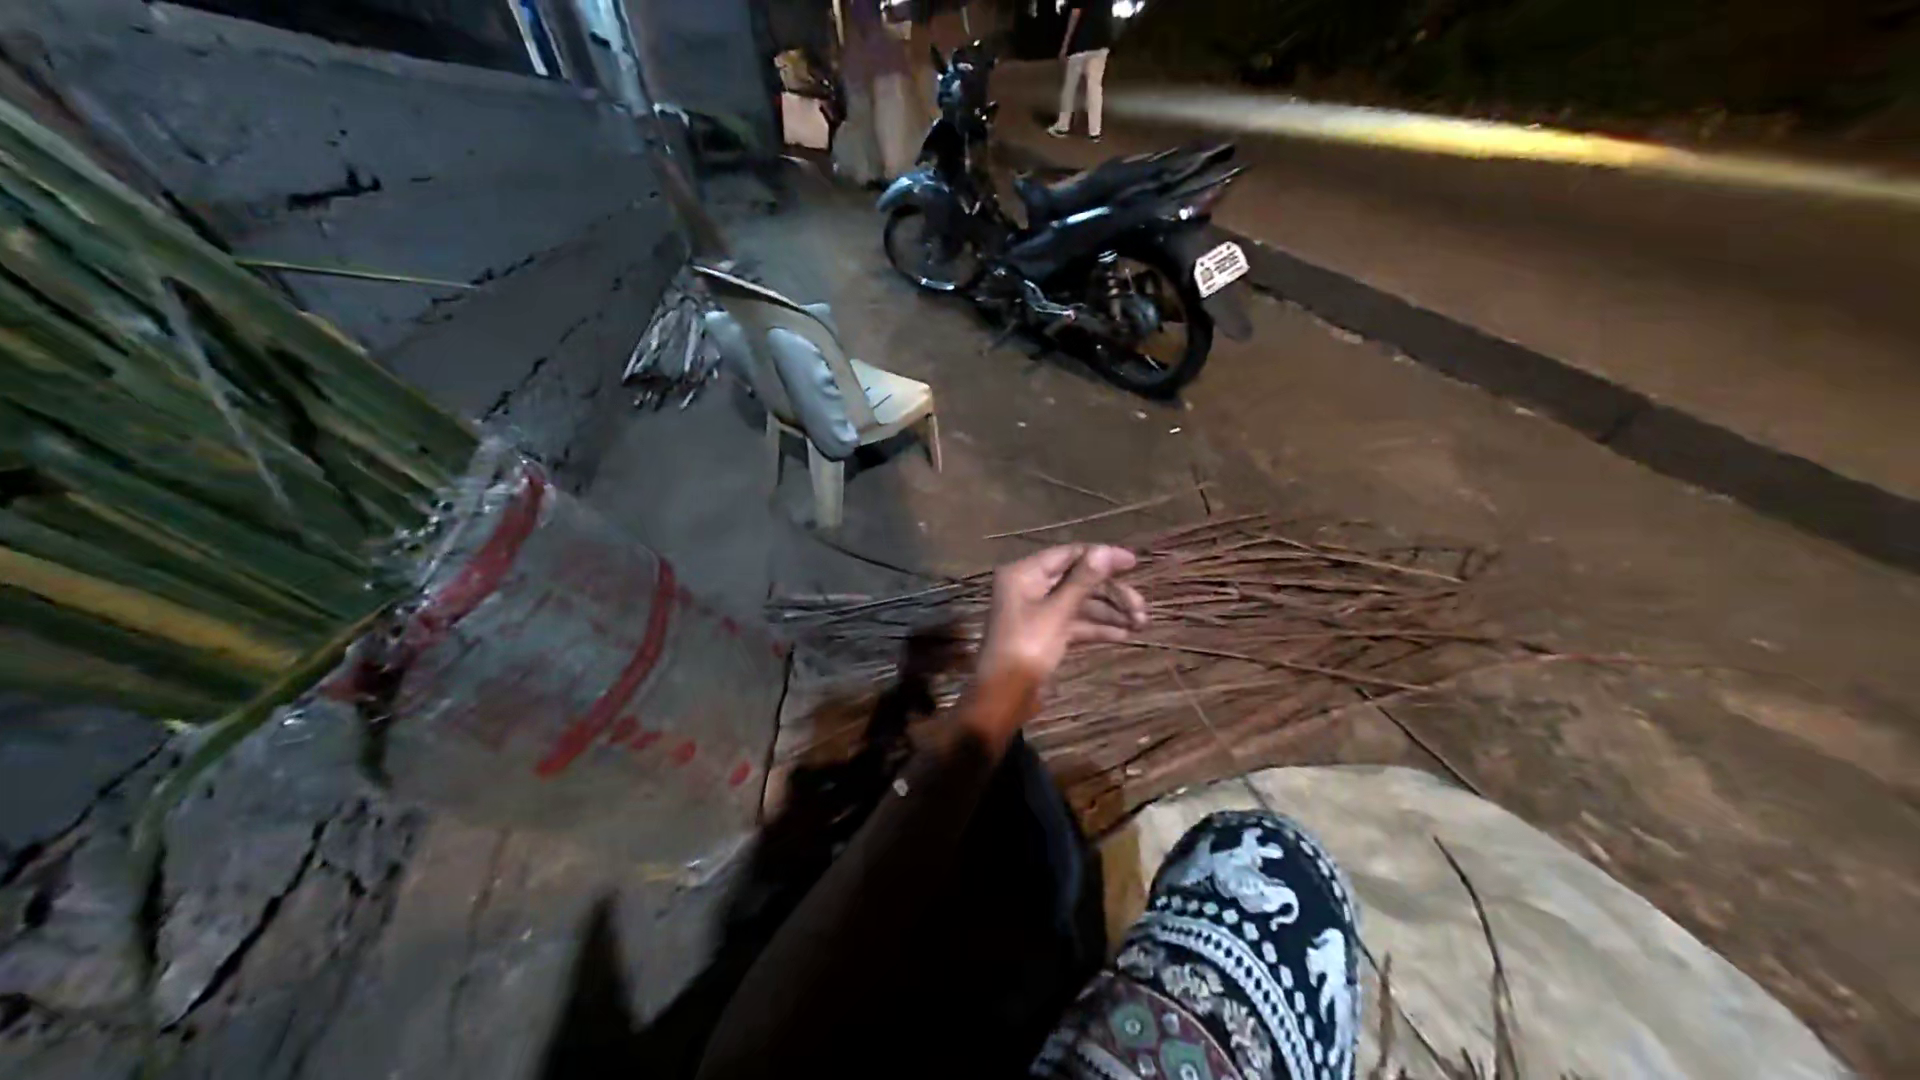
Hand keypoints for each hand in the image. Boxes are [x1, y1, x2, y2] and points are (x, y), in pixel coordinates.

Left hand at [977, 544, 1148, 685]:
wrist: (1004, 697)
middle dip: (1111, 593)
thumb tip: (1105, 550)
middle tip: (1141, 609)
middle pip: (1078, 580)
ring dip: (1109, 612)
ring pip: (1080, 603)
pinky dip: (1097, 628)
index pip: (1069, 555)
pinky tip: (1123, 635)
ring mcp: (1038, 612)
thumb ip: (1082, 581)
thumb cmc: (1027, 648)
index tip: (1133, 564)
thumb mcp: (1057, 613)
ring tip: (1140, 624)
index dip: (1102, 557)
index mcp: (1024, 574)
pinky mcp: (1046, 633)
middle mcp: (1030, 587)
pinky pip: (1075, 623)